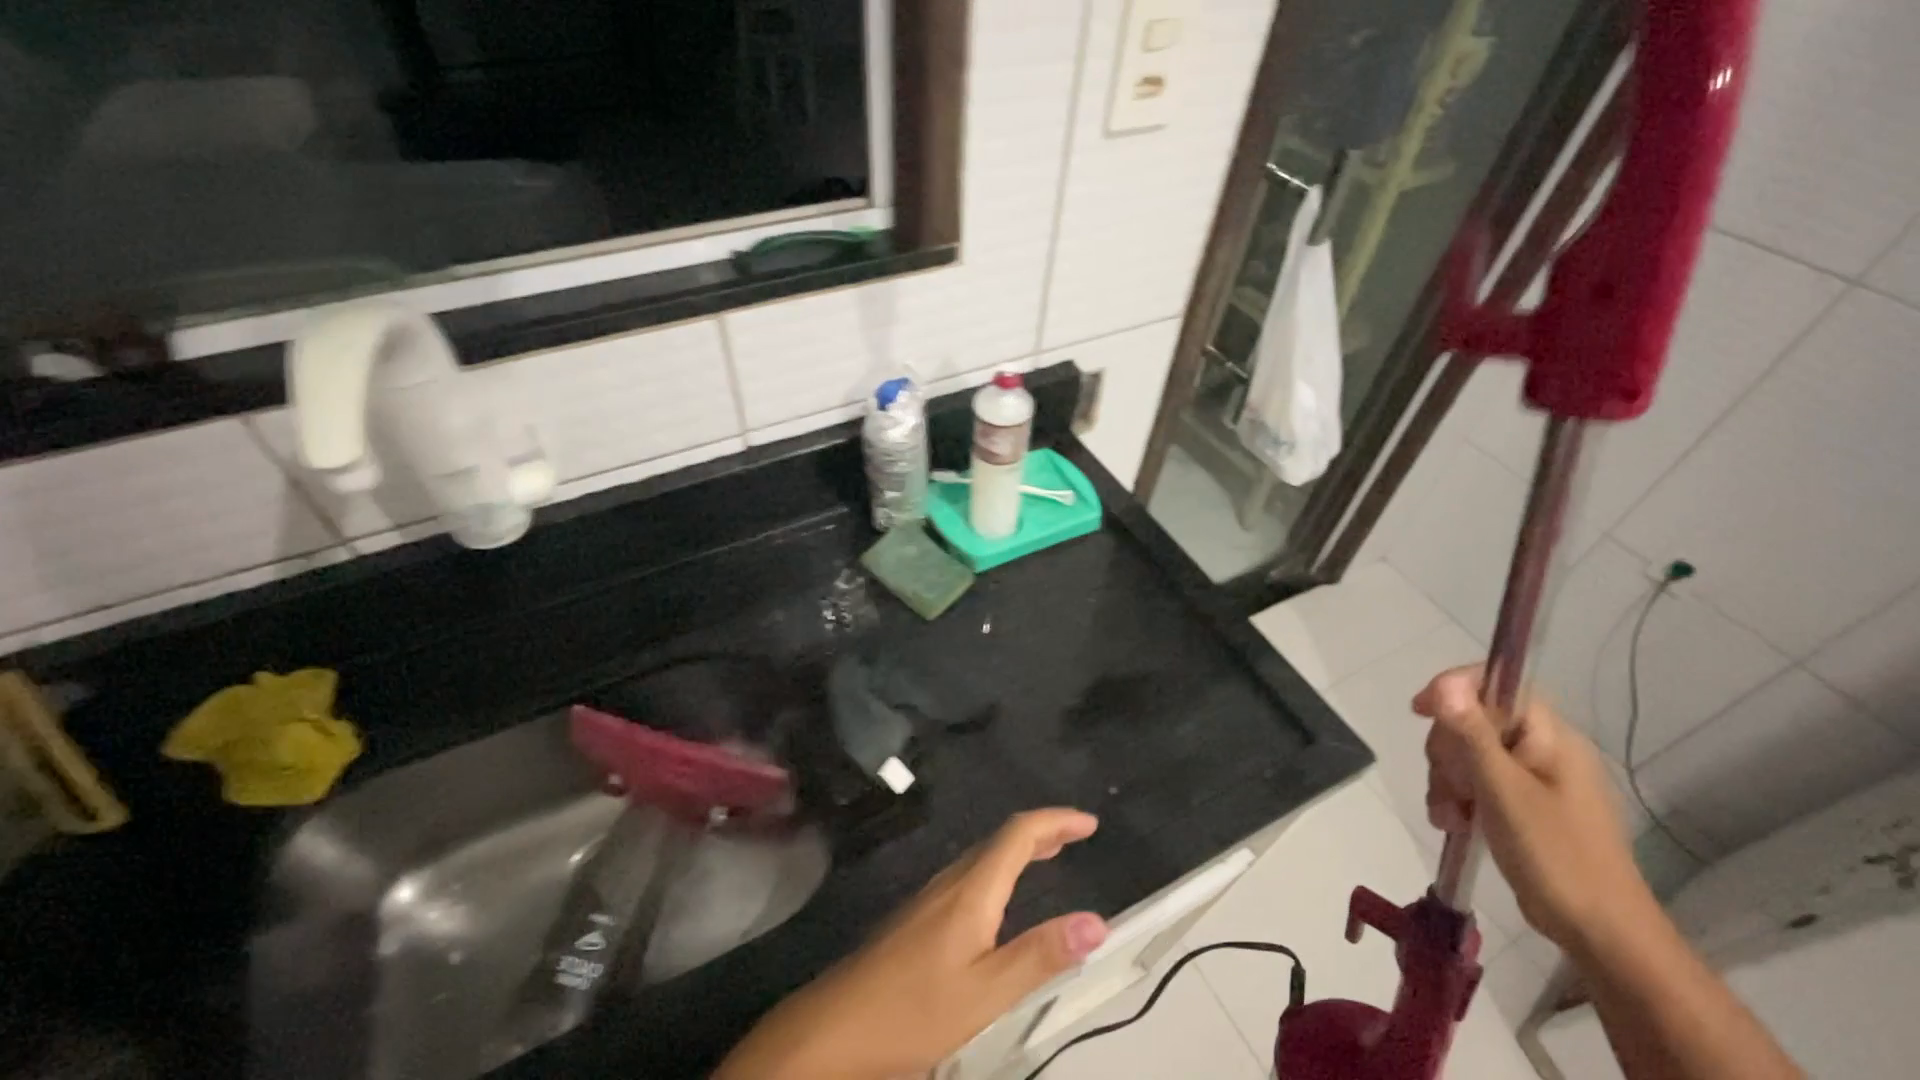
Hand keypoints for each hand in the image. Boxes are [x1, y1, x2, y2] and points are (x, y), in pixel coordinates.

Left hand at [714, 808, 1109, 1079]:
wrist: (830, 1030)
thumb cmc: (912, 1010)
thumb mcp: (987, 993)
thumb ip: (1040, 956)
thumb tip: (1096, 921)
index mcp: (970, 892)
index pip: (1017, 835)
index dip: (1055, 821)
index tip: (1090, 823)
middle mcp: (947, 885)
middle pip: (998, 841)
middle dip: (1040, 832)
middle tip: (1076, 836)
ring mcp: (925, 902)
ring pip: (978, 860)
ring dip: (1016, 851)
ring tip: (1047, 858)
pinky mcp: (912, 922)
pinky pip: (964, 880)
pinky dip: (995, 874)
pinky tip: (997, 902)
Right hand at [1414, 667, 1658, 952]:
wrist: (1599, 930)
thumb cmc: (1556, 855)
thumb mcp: (1504, 792)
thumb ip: (1473, 736)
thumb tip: (1447, 685)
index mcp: (1551, 737)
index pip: (1498, 685)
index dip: (1455, 688)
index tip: (1420, 711)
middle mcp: (1544, 750)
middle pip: (1474, 722)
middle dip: (1448, 751)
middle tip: (1450, 786)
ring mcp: (1534, 780)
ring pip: (1468, 755)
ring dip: (1448, 781)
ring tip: (1451, 817)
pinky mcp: (1523, 807)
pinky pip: (1477, 784)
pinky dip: (1458, 800)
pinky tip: (1454, 825)